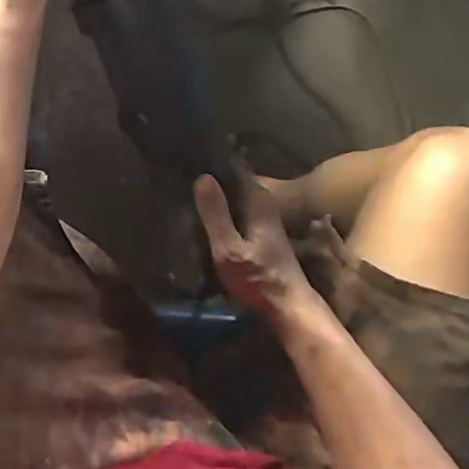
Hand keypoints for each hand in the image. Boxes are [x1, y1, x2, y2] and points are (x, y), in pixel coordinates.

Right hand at [193, 174, 321, 321]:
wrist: (289, 306)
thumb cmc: (259, 278)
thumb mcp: (229, 249)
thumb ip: (216, 214)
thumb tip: (203, 176)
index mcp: (257, 198)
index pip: (232, 168)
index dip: (211, 164)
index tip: (186, 161)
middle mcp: (262, 201)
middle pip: (232, 183)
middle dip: (209, 181)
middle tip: (178, 179)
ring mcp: (263, 216)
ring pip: (233, 198)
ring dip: (214, 198)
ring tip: (185, 196)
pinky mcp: (260, 231)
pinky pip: (236, 212)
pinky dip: (221, 212)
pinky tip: (202, 219)